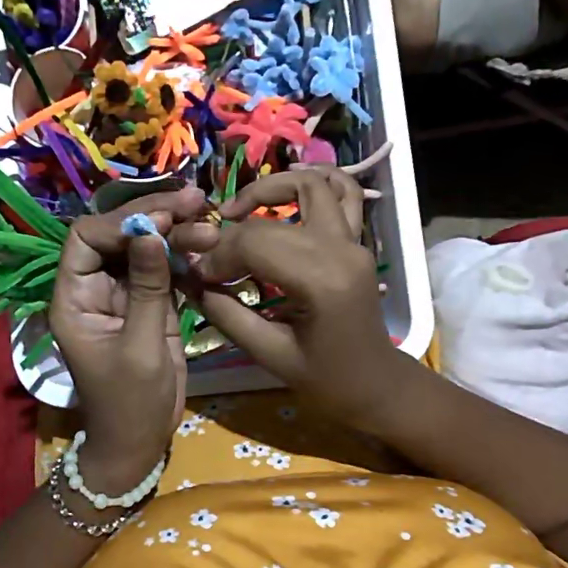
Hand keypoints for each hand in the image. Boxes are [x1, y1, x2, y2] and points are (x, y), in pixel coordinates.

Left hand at [50, 189, 218, 493]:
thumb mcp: (140, 348)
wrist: (141, 440)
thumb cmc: (130, 403)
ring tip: (211, 219)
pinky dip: (186, 255)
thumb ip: (148, 290)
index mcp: (74, 298)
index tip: (162, 219)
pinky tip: (209, 242)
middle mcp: (95, 287)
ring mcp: (125, 293)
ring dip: (177, 232)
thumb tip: (152, 234)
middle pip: (119, 235)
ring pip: (146, 247)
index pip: (86, 239)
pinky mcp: (151, 303)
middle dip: (155, 215)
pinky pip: (165, 267)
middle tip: (197, 200)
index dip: (121, 223)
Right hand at [193, 169, 410, 425]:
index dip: (218, 255)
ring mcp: (354, 241)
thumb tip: (191, 281)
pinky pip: (343, 193)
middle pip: (272, 222)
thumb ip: (227, 314)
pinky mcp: (357, 240)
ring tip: (239, 209)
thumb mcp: (269, 354)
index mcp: (322, 282)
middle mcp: (341, 250)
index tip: (197, 275)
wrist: (375, 384)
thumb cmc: (326, 380)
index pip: (255, 245)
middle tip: (209, 253)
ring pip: (314, 184)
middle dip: (233, 232)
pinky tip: (284, 193)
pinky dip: (314, 183)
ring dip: (272, 187)